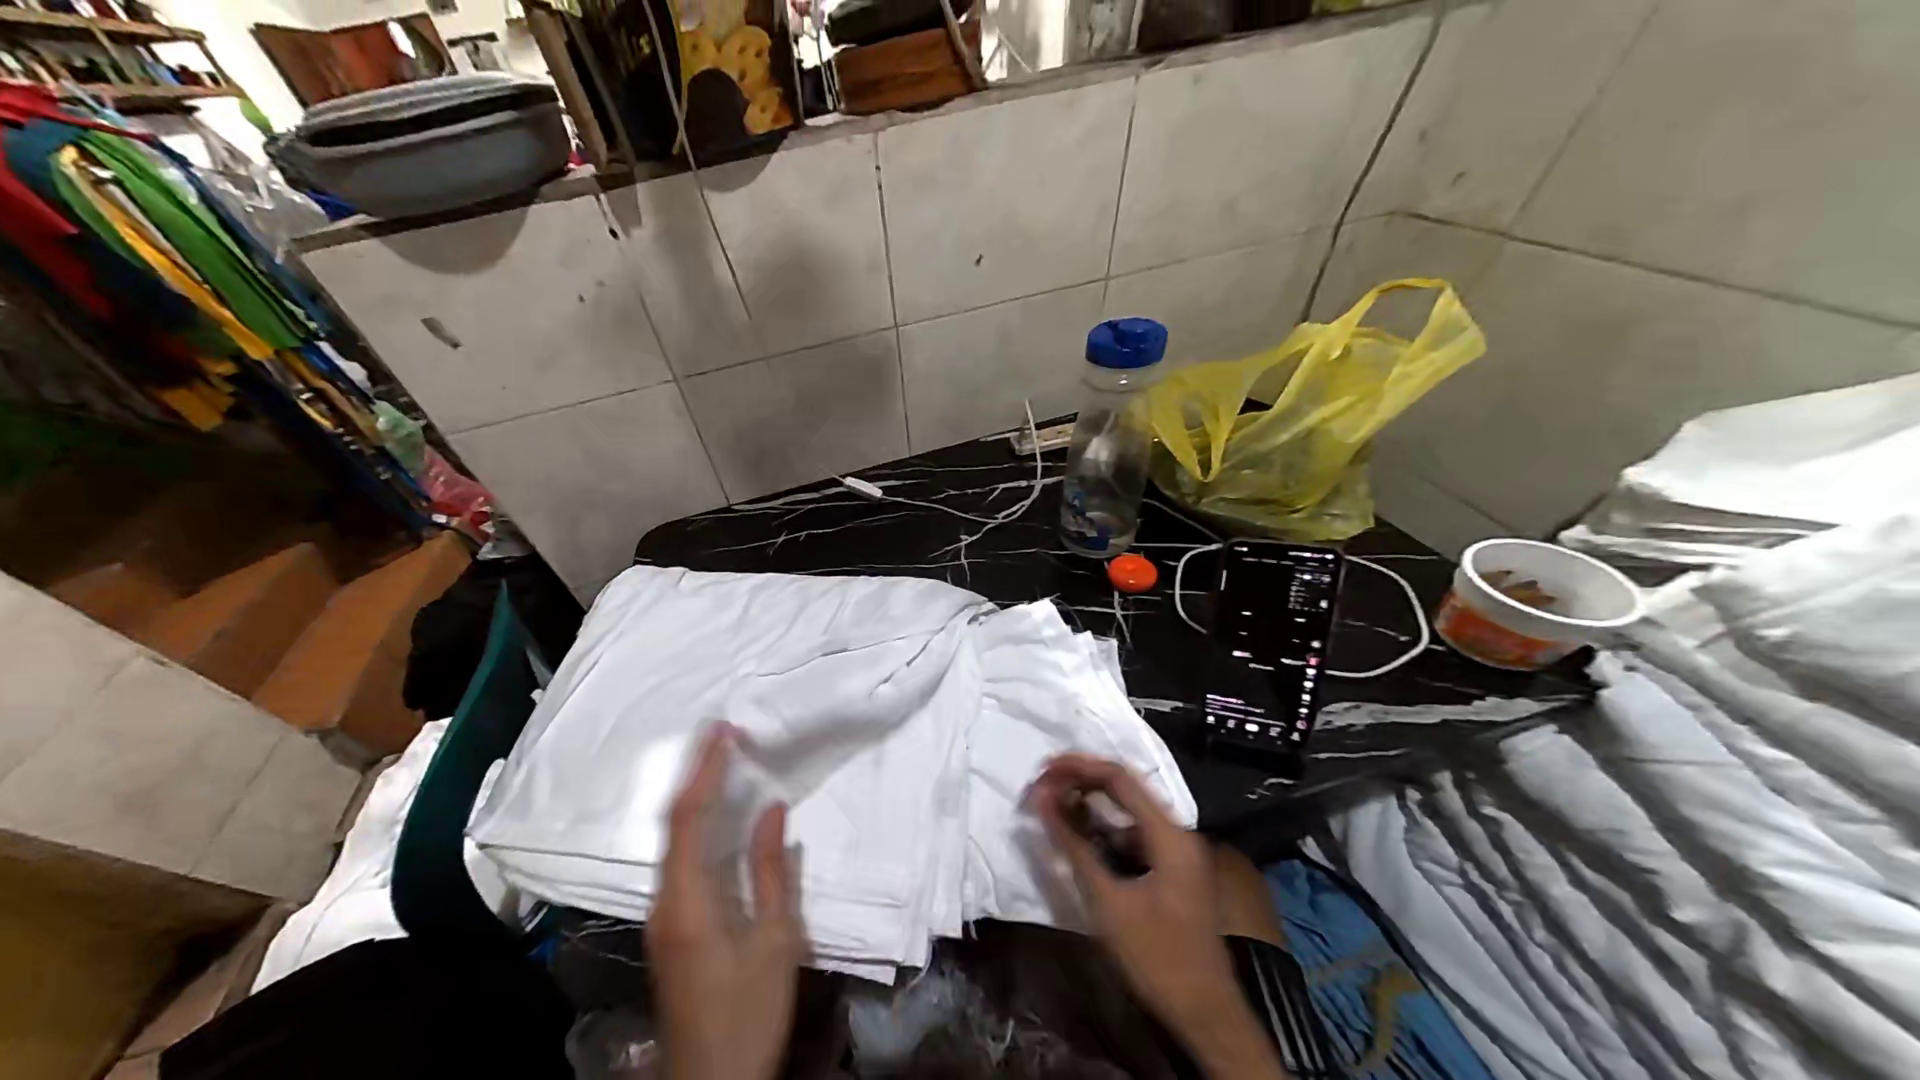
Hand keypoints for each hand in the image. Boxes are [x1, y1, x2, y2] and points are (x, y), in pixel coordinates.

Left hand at [648, 726, 804, 1079]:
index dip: (704, 770)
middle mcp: (664, 900)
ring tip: (725, 760)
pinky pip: (680, 858)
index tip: (724, 731)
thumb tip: (771, 810)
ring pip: (673, 840)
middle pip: (672, 822)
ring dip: (696, 795)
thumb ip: (773, 872)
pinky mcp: (670, 925)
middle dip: (695, 773)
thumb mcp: (775, 942)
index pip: (688, 818)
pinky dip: (698, 825)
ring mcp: (662, 914)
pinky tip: (721, 816)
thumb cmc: (749, 1012)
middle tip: (725, 734)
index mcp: (688, 901)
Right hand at [1032, 754, 1288, 1079]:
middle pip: (1124, 789)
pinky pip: (1132, 833)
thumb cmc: (1155, 956)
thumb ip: (1074, 846)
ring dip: (1090, 803)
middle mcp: (1177, 832)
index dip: (1078, 767)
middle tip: (1042, 785)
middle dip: (1081, 781)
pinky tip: (1078, 834)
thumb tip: (1042, 802)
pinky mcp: (1170, 868)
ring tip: (1053, 804)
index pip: (1119, 779)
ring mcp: (1177, 850)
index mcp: (1169, 834)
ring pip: (1127, 811)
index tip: (1042, 769)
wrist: (1204, 1012)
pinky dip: (1103, 828)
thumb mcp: (1108, 901)